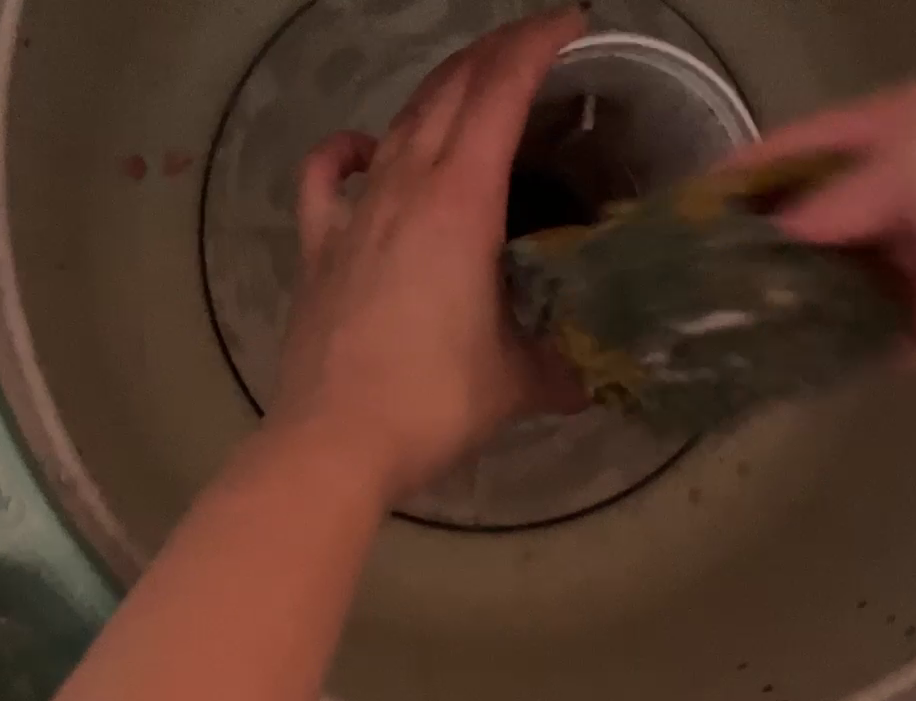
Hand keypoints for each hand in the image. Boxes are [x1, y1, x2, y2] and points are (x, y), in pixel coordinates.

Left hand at [268, 8, 586, 501]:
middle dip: (495, 56)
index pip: (501, 91)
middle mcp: (402, 189)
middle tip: (534, 53)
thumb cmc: (434, 405)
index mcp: (459, 204)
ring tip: (470, 95)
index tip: (573, 23)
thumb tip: (599, 377)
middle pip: (447, 91)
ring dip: (436, 96)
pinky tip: (363, 150)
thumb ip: (566, 367)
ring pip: (395, 126)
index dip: (539, 43)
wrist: (336, 443)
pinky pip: (325, 177)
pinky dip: (347, 150)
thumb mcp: (518, 383)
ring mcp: (352, 215)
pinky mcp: (316, 250)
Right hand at [731, 67, 915, 414]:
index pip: (822, 139)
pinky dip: (833, 343)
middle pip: (829, 210)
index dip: (756, 169)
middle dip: (767, 240)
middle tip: (701, 275)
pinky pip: (873, 330)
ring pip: (846, 275)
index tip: (693, 205)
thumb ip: (845, 192)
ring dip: (795, 296)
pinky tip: (786, 357)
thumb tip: (784, 234)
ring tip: (728, 320)